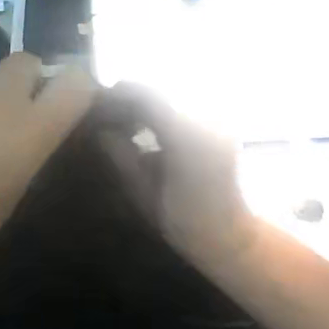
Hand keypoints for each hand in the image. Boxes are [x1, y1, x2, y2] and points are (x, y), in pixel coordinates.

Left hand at [0, 55, 96, 306]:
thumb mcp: (11, 195)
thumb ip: (33, 151)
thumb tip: (41, 131)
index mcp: (30, 130)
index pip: (78, 82)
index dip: (77, 91)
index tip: (69, 110)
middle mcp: (0, 94)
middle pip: (30, 63)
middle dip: (30, 83)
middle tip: (15, 116)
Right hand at [99, 85, 259, 270]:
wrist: (229, 236)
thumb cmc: (183, 222)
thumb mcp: (143, 193)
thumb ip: (121, 156)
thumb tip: (102, 131)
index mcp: (185, 136)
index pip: (147, 96)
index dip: (120, 94)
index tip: (99, 101)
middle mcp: (206, 120)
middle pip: (163, 92)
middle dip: (134, 97)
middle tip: (110, 112)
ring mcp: (218, 122)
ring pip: (177, 97)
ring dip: (152, 104)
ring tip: (129, 122)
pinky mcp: (223, 128)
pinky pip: (189, 109)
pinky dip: (169, 113)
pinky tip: (154, 130)